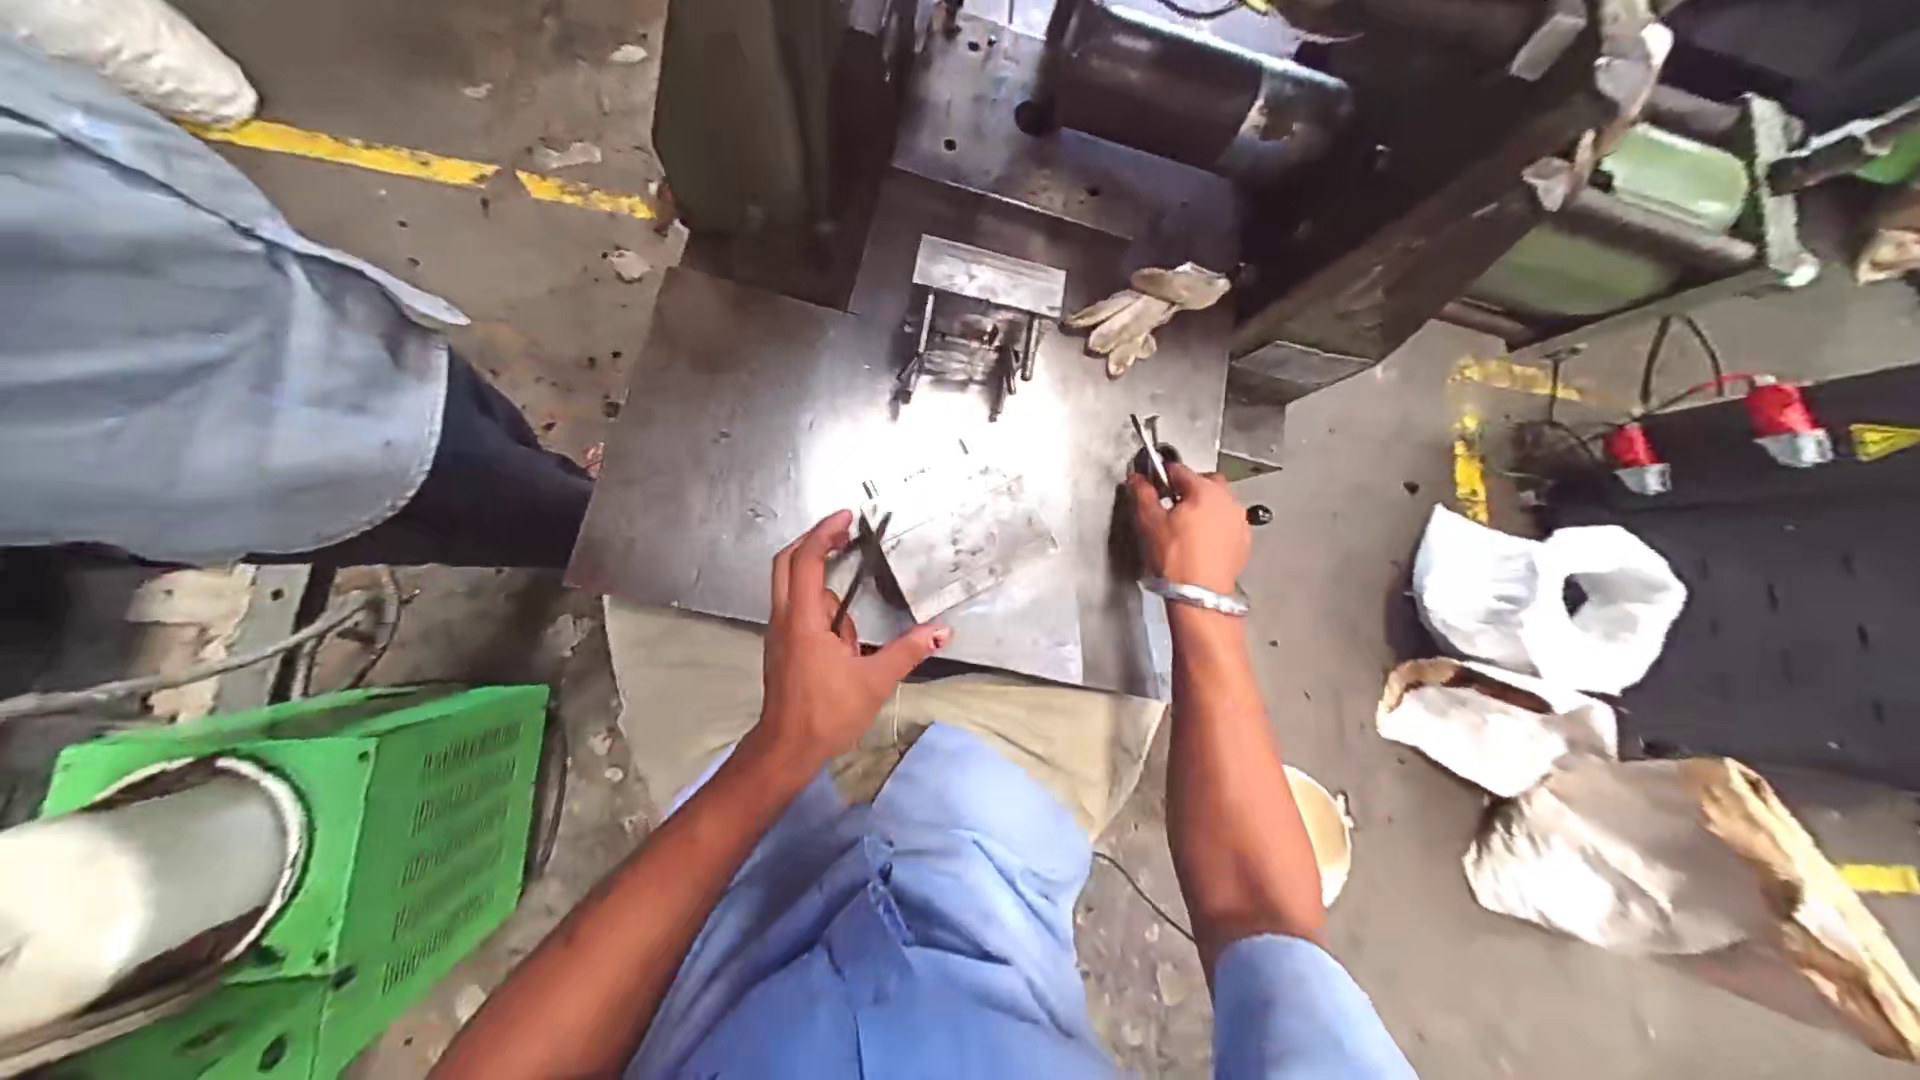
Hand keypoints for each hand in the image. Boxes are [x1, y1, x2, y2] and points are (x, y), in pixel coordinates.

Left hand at [756, 510, 950, 767]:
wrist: (786, 749)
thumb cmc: (826, 714)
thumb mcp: (874, 681)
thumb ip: (908, 651)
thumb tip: (941, 631)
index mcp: (803, 620)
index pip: (806, 561)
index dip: (824, 533)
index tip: (846, 517)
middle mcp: (784, 618)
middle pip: (787, 562)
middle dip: (814, 542)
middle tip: (844, 534)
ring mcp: (779, 632)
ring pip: (794, 590)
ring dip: (824, 593)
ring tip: (853, 642)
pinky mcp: (782, 645)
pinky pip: (798, 610)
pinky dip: (819, 609)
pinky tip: (844, 645)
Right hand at [1128, 463, 1250, 594]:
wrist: (1200, 594)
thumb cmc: (1177, 560)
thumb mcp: (1149, 523)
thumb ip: (1142, 494)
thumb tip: (1137, 480)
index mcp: (1204, 490)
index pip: (1179, 470)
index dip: (1162, 475)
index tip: (1153, 484)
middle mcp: (1227, 500)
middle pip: (1205, 481)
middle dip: (1188, 488)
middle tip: (1170, 504)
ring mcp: (1238, 520)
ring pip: (1219, 501)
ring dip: (1204, 506)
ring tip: (1185, 525)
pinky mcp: (1243, 540)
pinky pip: (1228, 522)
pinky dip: (1215, 525)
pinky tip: (1200, 540)